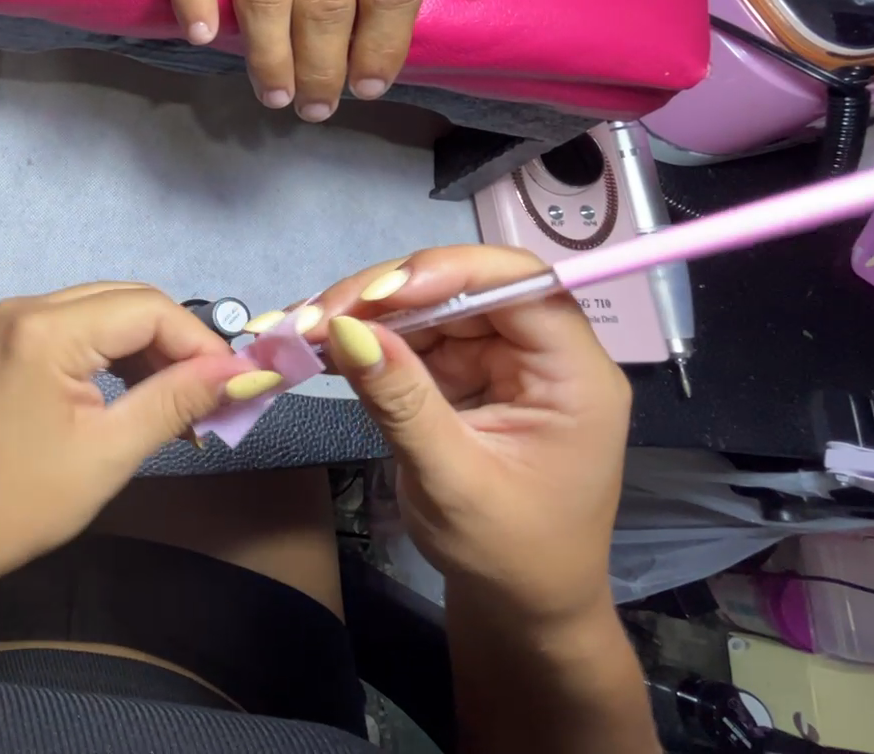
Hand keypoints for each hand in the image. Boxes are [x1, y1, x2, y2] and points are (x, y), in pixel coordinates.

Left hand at [0, 283, 259, 591]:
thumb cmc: (20, 503)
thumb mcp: (109, 452)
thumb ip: (176, 401)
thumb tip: (240, 373)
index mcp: (45, 328)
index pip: (147, 309)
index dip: (200, 343)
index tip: (237, 386)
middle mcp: (26, 307)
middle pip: (127, 303)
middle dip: (177, 346)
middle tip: (213, 400)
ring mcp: (12, 321)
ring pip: (104, 314)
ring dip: (148, 352)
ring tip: (182, 406)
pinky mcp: (8, 341)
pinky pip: (77, 331)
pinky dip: (114, 357)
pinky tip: (139, 394)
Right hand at [308, 246, 627, 622]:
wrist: (516, 600)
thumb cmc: (508, 551)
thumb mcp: (451, 479)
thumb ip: (401, 401)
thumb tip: (343, 328)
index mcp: (572, 375)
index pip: (520, 286)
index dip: (447, 273)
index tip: (373, 296)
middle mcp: (536, 353)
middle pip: (460, 288)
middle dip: (382, 295)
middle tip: (313, 317)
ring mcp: (494, 360)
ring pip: (424, 307)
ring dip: (360, 314)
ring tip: (301, 329)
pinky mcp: (458, 373)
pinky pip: (406, 337)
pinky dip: (360, 338)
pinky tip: (317, 345)